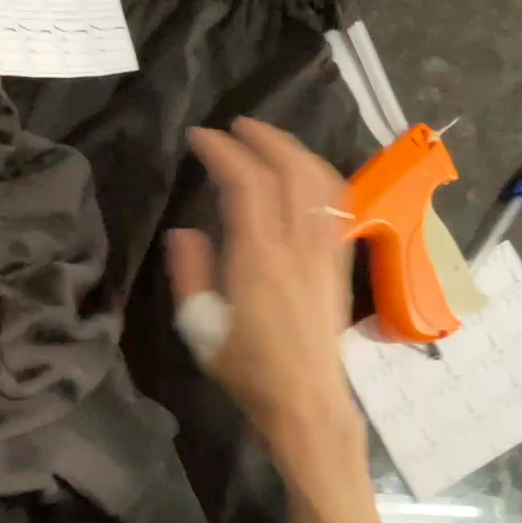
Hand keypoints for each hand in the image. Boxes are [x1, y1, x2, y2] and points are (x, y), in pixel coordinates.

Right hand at [164, 118, 362, 471]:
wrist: (303, 395)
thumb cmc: (244, 366)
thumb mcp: (200, 326)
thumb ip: (191, 272)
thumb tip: (184, 231)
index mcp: (256, 259)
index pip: (246, 185)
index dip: (223, 152)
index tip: (199, 138)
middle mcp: (295, 245)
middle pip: (289, 170)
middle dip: (262, 138)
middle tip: (234, 126)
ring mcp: (323, 249)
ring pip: (318, 179)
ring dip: (292, 150)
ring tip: (267, 141)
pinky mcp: (337, 259)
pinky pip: (334, 202)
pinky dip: (317, 174)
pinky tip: (303, 173)